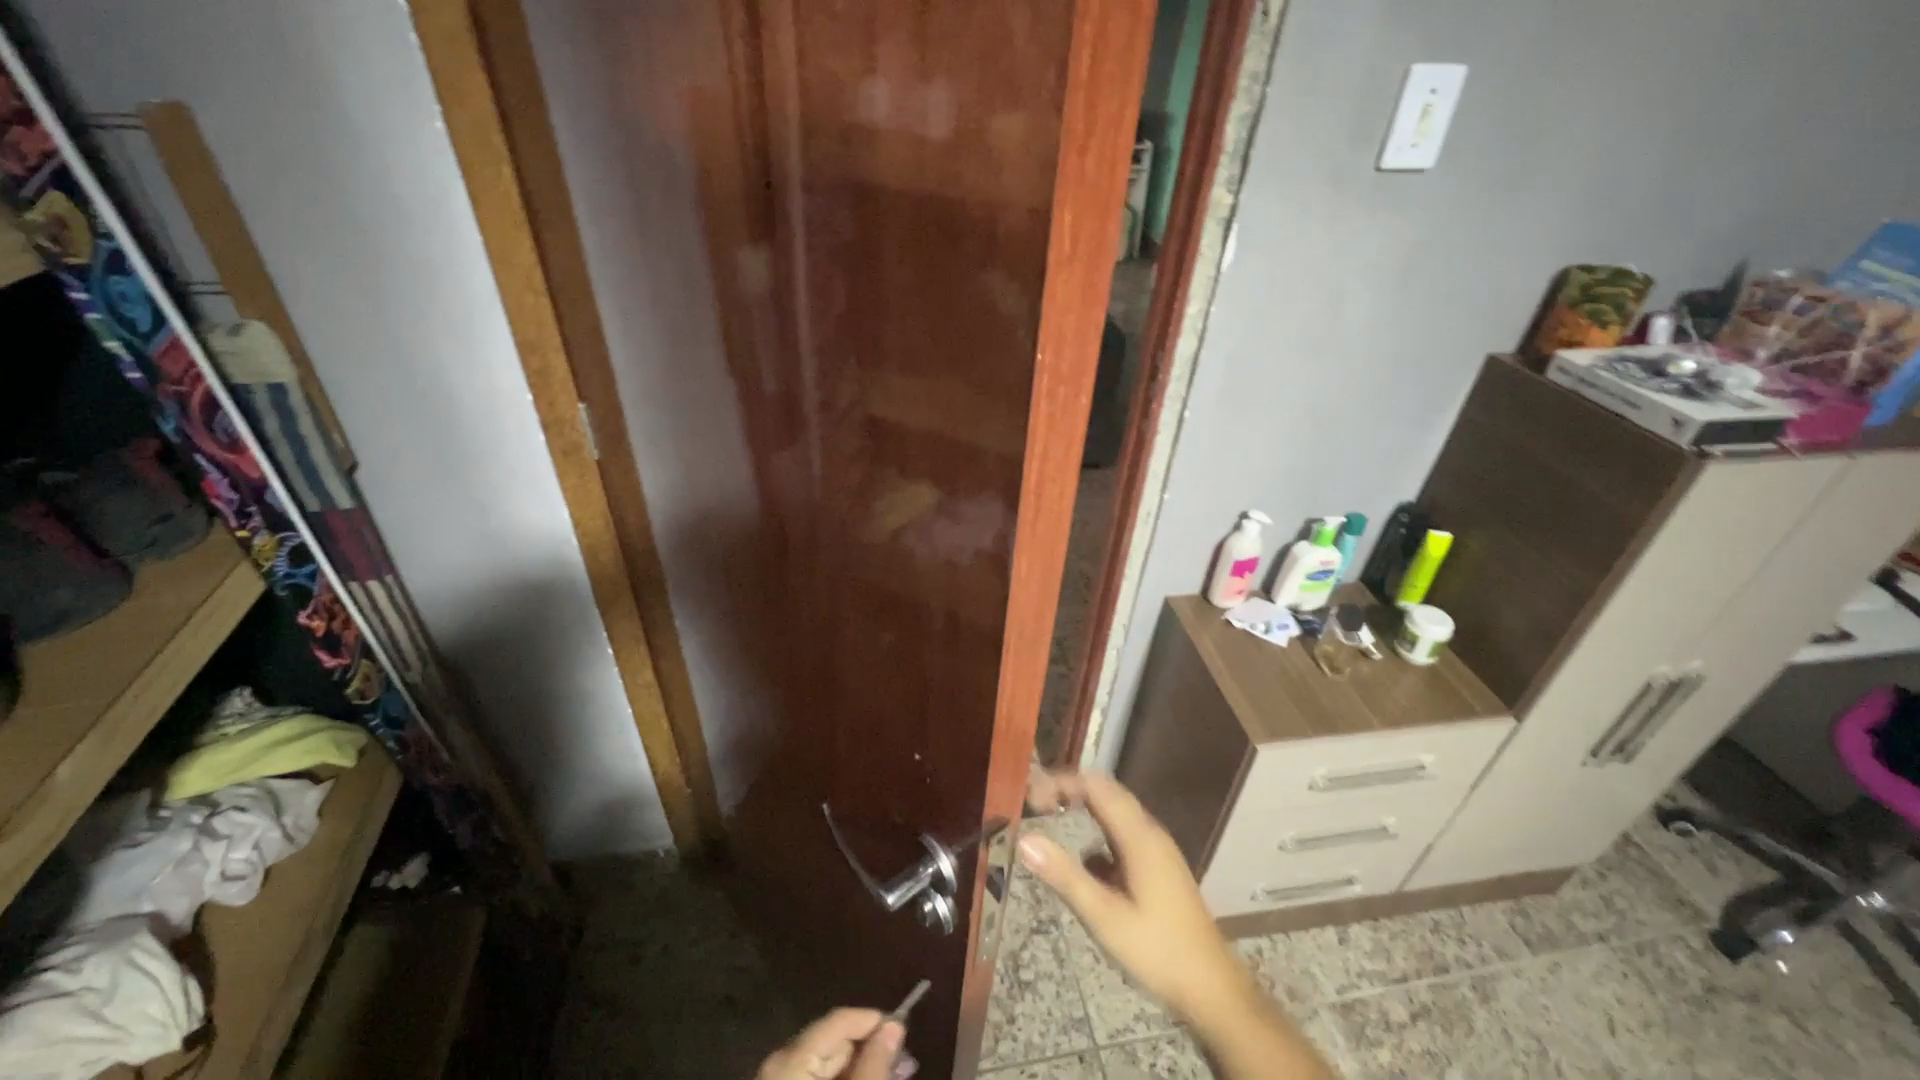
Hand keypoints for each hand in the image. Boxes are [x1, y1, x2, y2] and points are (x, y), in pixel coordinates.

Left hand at [757, 1008, 903, 1079]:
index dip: (875, 1021)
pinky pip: (814, 1075)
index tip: (905, 1034)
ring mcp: (777, 1076)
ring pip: (825, 1061)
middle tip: (903, 1064)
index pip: (840, 1019)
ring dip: (858, 1064)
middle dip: (869, 1047)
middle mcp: (780, 1060)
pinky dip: (840, 1077)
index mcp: (793, 1055)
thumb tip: (894, 1025)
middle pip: (833, 1040)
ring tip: (887, 1073)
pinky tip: (860, 1079)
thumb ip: (874, 1062)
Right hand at [1016, 772, 1252, 1018]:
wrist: (1211, 986)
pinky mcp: (1158, 871)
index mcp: (1140, 837)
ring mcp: (1157, 853)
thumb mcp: (1104, 916)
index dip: (1062, 783)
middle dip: (1070, 793)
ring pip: (1116, 817)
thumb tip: (1025, 840)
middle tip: (1035, 804)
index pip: (1097, 787)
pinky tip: (1083, 867)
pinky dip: (1098, 841)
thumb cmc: (1157, 949)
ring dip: (1084, 814)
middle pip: (1107, 795)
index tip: (1031, 798)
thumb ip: (1064, 876)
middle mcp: (1151, 835)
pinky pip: (1123, 840)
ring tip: (1050, 824)